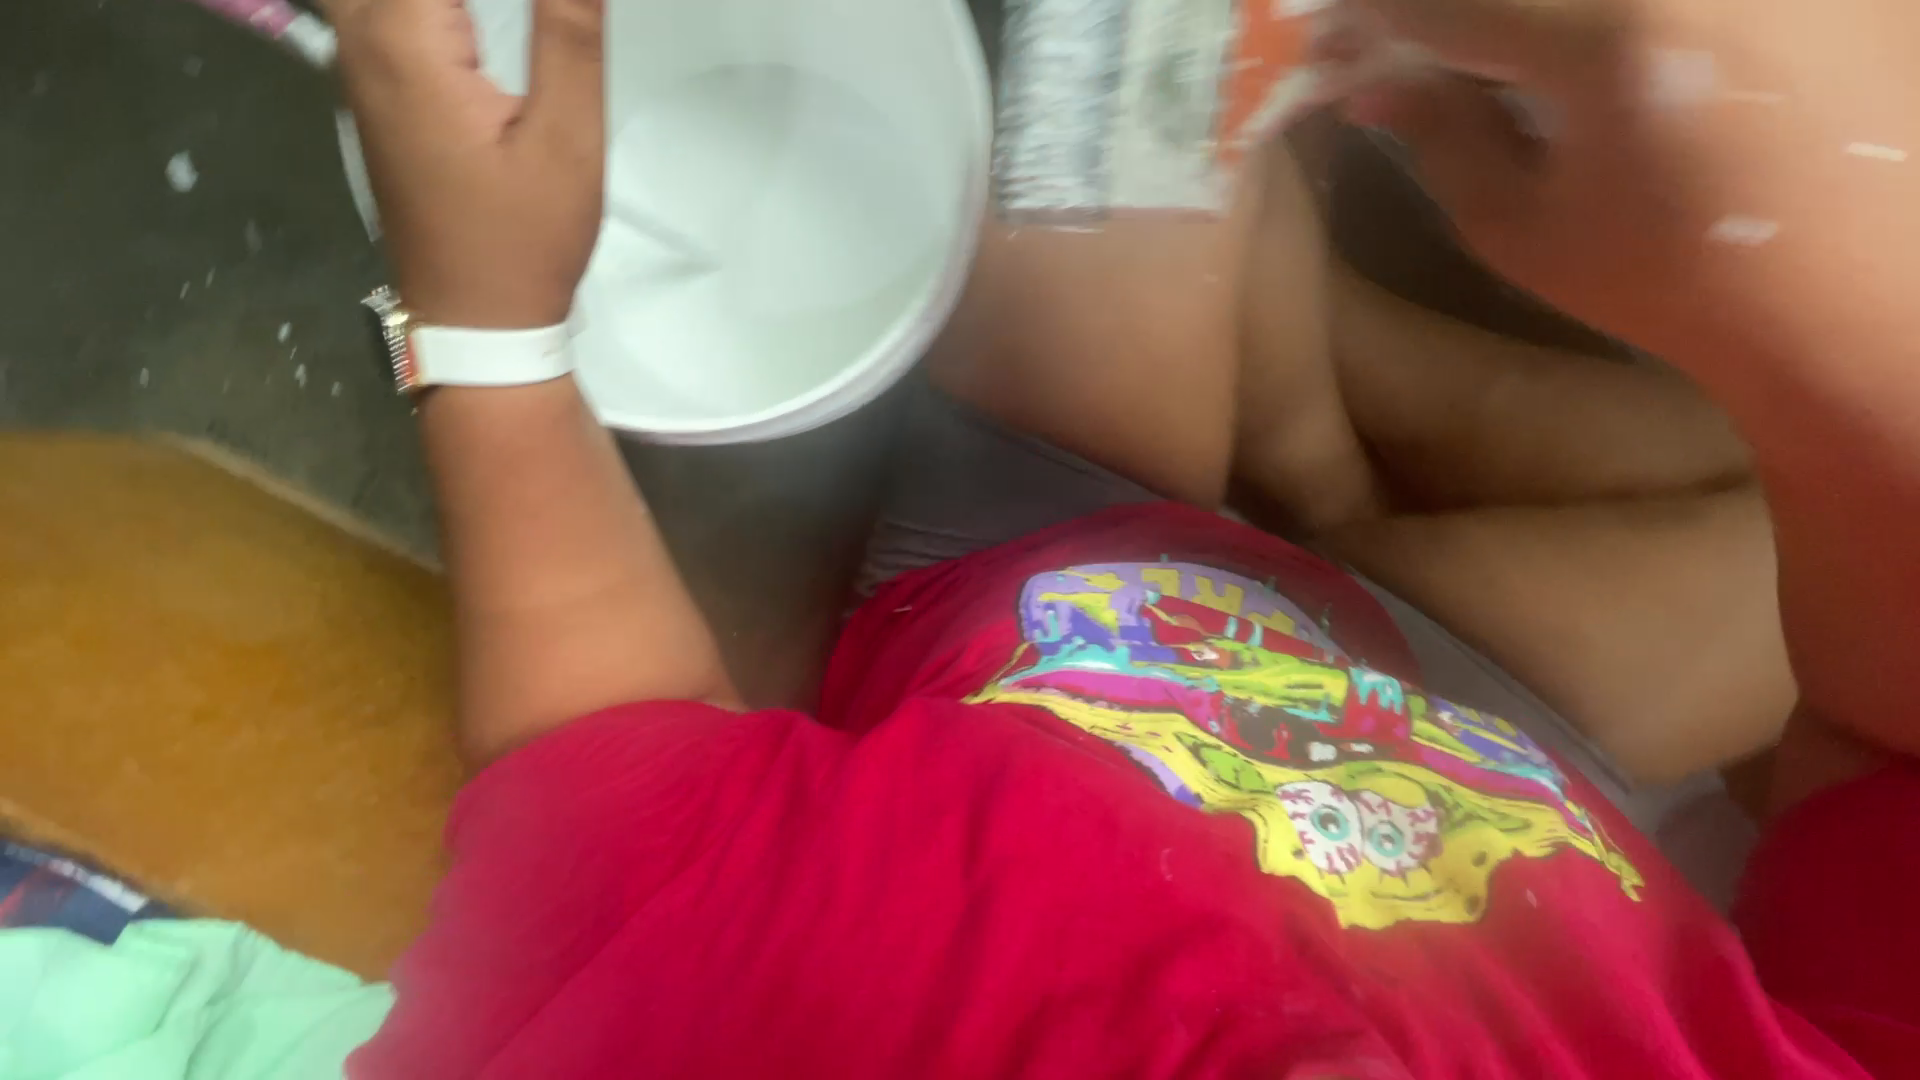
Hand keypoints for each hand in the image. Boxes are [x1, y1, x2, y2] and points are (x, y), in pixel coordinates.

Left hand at [330, 0, 604, 328]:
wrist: (478, 317)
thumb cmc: (525, 238)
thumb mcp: (566, 141)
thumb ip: (567, 35)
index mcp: (405, 38)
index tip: (567, 9)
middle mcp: (360, 36)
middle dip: (474, 4)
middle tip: (556, 15)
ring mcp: (356, 65)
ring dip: (453, 8)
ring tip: (516, 27)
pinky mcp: (372, 91)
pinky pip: (380, 11)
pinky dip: (429, 12)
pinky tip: (472, 27)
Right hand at [1330, 0, 1919, 359]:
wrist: (1845, 287)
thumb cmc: (1655, 276)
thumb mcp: (1515, 225)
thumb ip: (1443, 136)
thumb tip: (1374, 85)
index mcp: (1614, 33)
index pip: (1454, 3)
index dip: (1378, 16)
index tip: (1335, 35)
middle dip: (1448, 14)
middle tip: (1413, 56)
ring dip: (1511, 22)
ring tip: (1488, 66)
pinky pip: (1647, 0)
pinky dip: (1580, 23)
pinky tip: (1564, 61)